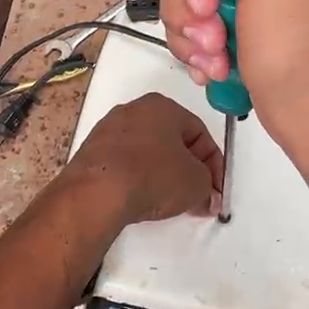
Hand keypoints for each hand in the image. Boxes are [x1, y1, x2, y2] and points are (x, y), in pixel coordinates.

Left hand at [62, 93, 225, 222]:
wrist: (97, 192)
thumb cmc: (153, 176)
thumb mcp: (196, 183)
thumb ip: (209, 186)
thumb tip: (208, 196)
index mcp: (162, 105)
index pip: (200, 133)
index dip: (214, 165)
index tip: (216, 191)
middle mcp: (134, 110)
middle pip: (172, 141)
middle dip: (188, 170)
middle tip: (197, 197)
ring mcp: (108, 129)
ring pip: (147, 152)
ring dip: (163, 175)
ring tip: (169, 202)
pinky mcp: (91, 151)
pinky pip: (124, 163)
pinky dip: (138, 178)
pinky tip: (141, 198)